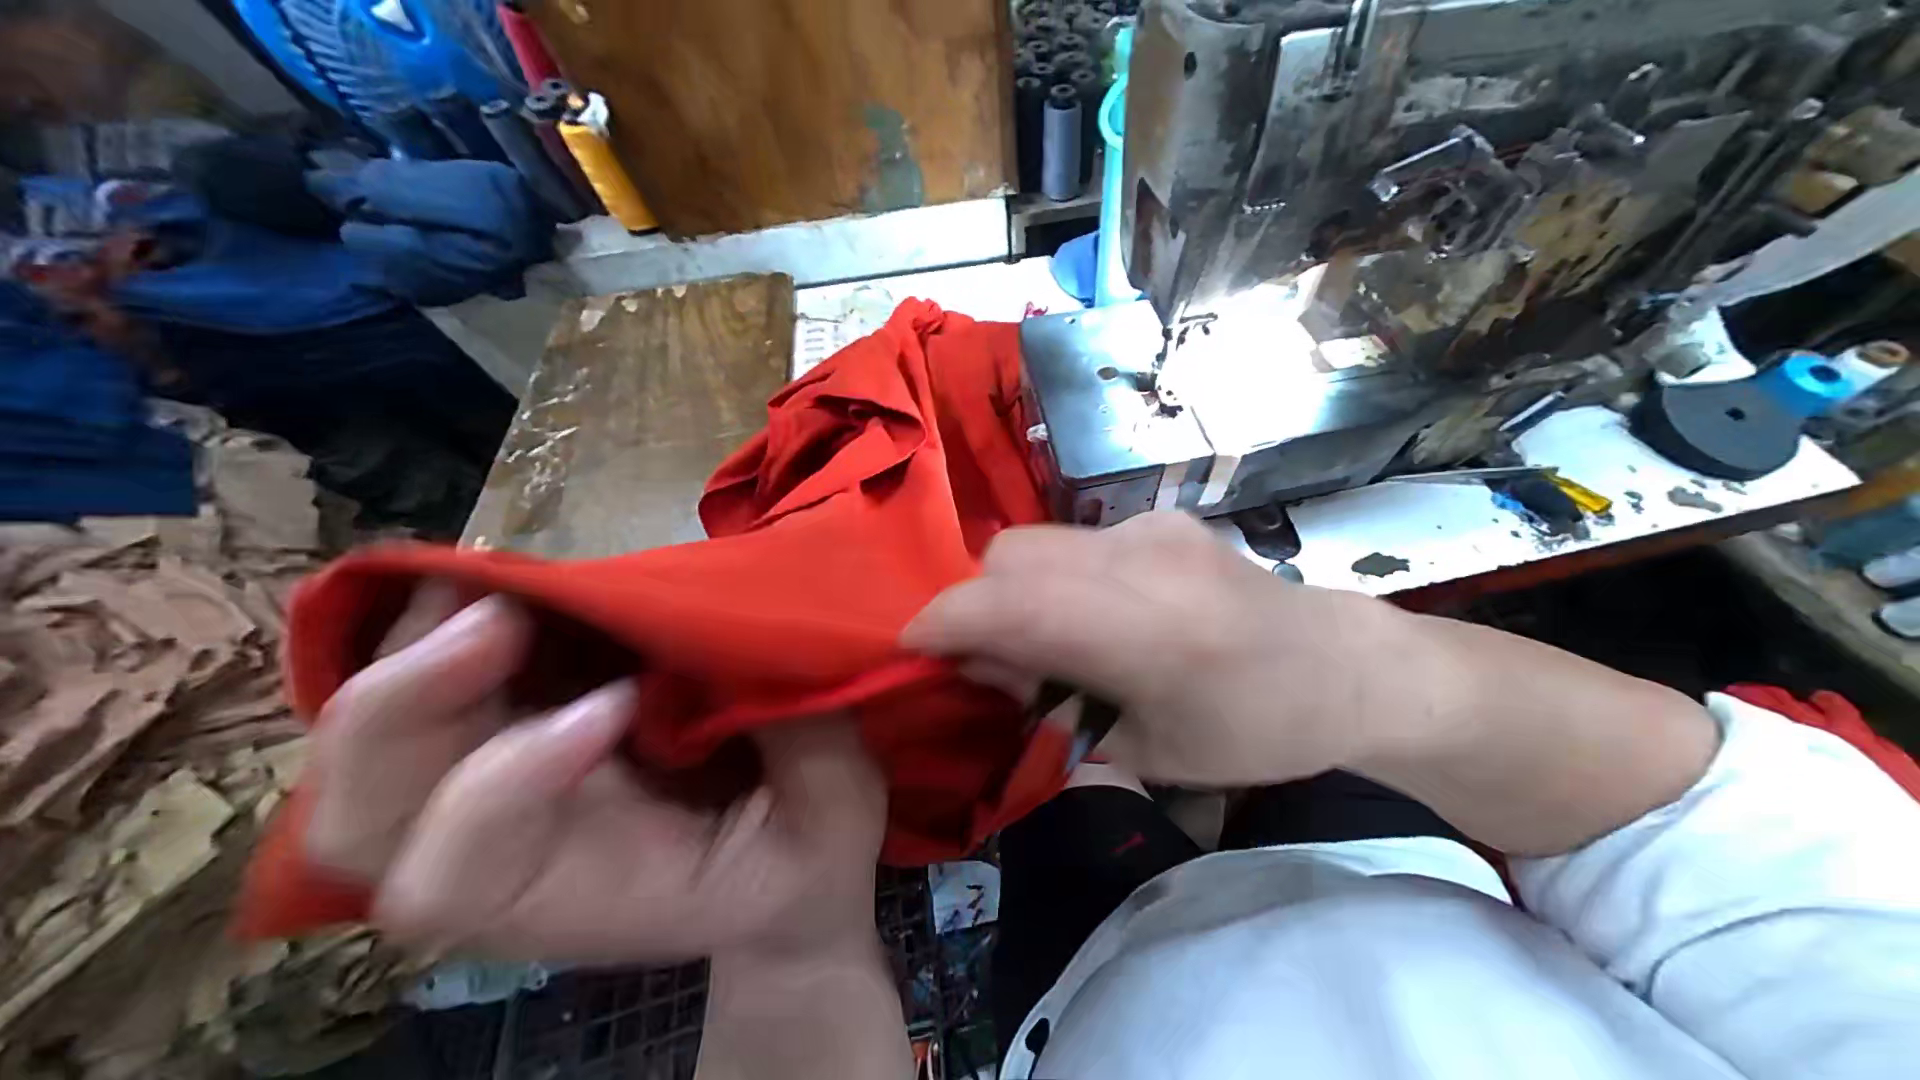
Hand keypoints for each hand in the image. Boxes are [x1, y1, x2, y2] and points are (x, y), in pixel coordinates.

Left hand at [304, 584, 887, 962]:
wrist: (774, 868)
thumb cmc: (800, 861)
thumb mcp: (829, 818)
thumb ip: (802, 748)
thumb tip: (754, 643)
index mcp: (574, 898)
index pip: (459, 876)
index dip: (507, 786)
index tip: (623, 704)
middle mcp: (507, 851)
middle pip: (370, 809)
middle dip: (410, 704)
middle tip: (504, 616)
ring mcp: (501, 786)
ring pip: (378, 738)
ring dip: (412, 648)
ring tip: (490, 581)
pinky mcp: (524, 728)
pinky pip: (432, 681)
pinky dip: (438, 622)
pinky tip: (496, 576)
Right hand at [904, 512, 1716, 855]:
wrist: (1347, 664)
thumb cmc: (1253, 731)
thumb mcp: (1146, 749)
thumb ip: (1053, 704)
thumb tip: (980, 664)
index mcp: (1145, 628)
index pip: (1010, 603)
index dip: (943, 620)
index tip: (907, 649)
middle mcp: (1139, 557)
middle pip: (1008, 557)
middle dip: (973, 605)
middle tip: (985, 660)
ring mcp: (1149, 528)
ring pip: (1034, 542)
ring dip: (1009, 589)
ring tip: (1037, 639)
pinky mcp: (1157, 519)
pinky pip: (1070, 541)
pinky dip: (1050, 577)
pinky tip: (1088, 614)